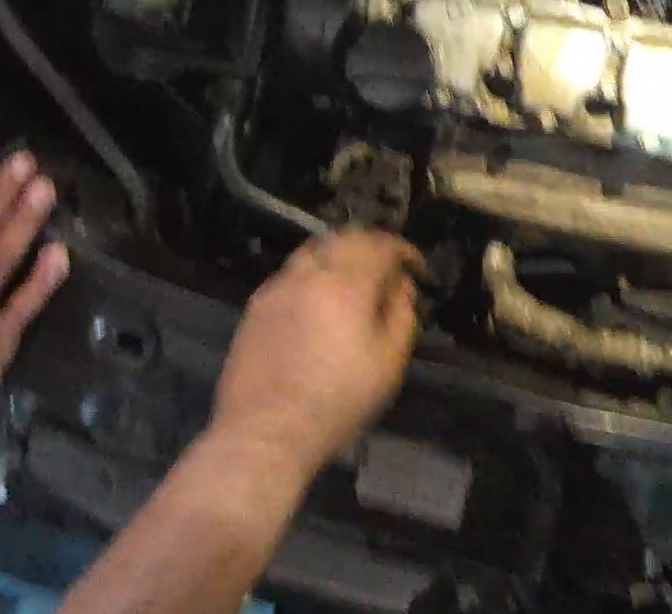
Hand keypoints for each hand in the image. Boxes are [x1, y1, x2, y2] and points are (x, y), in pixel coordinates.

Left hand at [208, 230, 421, 475]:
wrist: (265, 434)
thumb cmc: (338, 401)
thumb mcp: (389, 363)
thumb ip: (402, 314)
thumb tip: (401, 286)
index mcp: (348, 285)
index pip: (381, 246)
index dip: (403, 250)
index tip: (414, 265)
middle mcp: (312, 274)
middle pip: (346, 238)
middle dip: (372, 245)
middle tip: (386, 266)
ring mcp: (279, 287)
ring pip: (314, 249)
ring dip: (339, 253)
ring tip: (351, 276)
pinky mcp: (256, 306)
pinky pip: (291, 273)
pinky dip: (312, 272)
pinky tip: (317, 298)